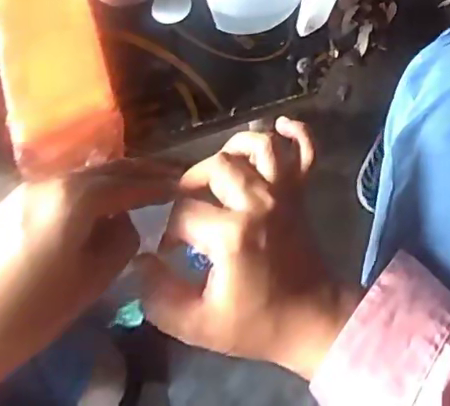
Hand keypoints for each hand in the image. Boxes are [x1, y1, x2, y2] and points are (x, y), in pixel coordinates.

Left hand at [0, 158, 184, 311]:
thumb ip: (121, 241)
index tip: (187, 182)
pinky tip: (94, 209)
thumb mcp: (90, 282)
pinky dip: (87, 192)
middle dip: (142, 172)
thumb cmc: (23, 318)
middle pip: (110, 168)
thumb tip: (124, 222)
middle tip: (171, 177)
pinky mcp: (4, 208)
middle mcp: (52, 180)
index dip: (163, 183)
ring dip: (114, 180)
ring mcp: (24, 191)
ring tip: (137, 192)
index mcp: (77, 194)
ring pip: (84, 176)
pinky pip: (61, 189)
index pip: (133, 181)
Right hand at [137, 118, 362, 380]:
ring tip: (220, 165)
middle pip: (219, 165)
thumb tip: (140, 262)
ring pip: (263, 145)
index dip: (168, 230)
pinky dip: (298, 133)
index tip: (168, 250)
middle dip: (192, 179)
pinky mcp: (302, 190)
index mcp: (232, 234)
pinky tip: (281, 126)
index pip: (185, 211)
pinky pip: (307, 149)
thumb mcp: (195, 324)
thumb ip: (159, 294)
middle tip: (185, 203)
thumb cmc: (253, 323)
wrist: (308, 318)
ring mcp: (285, 191)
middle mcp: (260, 201)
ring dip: (237, 146)